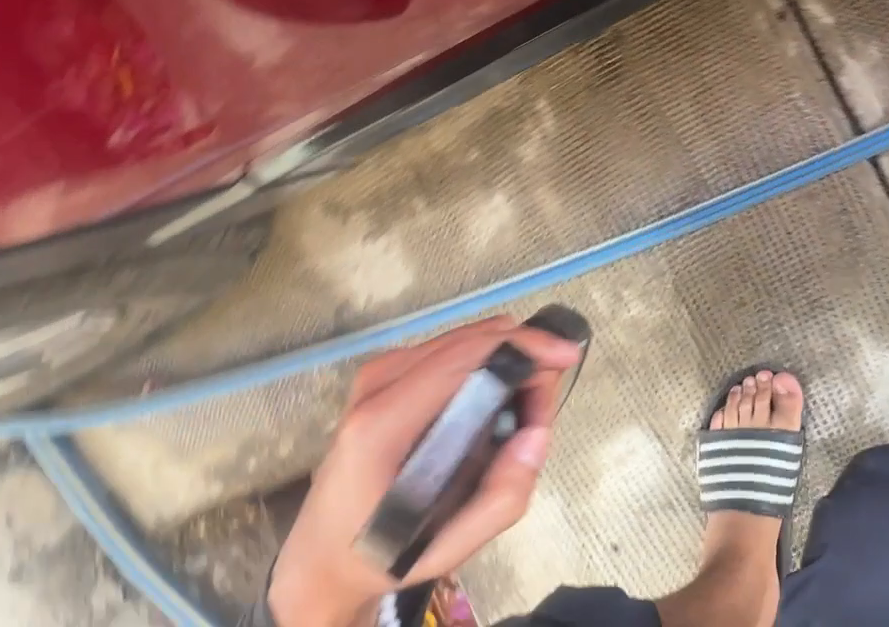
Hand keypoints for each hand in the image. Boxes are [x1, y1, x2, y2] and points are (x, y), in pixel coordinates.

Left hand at [267, 316, 585, 626]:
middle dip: (525, 360)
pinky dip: (488, 364)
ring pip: (469, 336)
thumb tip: (538, 432)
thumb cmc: (382, 551)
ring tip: (520, 413)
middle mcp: (379, 382)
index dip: (526, 345)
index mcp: (385, 422)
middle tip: (540, 410)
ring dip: (509, 362)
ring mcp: (379, 371)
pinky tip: (494, 403)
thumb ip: (502, 496)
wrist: (321, 553)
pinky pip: (455, 347)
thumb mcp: (448, 546)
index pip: (469, 353)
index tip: (568, 357)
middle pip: (475, 337)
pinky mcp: (386, 371)